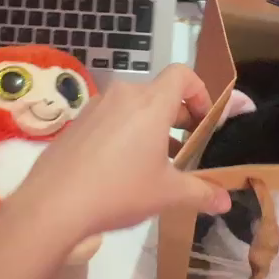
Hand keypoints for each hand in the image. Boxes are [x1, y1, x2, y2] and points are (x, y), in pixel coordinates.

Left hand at [0, 65, 231, 250]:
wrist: (53, 204)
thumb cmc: (119, 191)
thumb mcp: (167, 194)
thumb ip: (201, 193)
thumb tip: (225, 201)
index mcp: (151, 103)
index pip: (182, 74)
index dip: (200, 92)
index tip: (204, 122)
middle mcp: (123, 95)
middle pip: (159, 92)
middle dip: (179, 116)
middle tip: (187, 149)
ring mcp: (95, 106)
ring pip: (134, 106)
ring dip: (151, 126)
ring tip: (155, 162)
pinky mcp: (76, 122)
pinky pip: (110, 118)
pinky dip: (125, 132)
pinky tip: (121, 168)